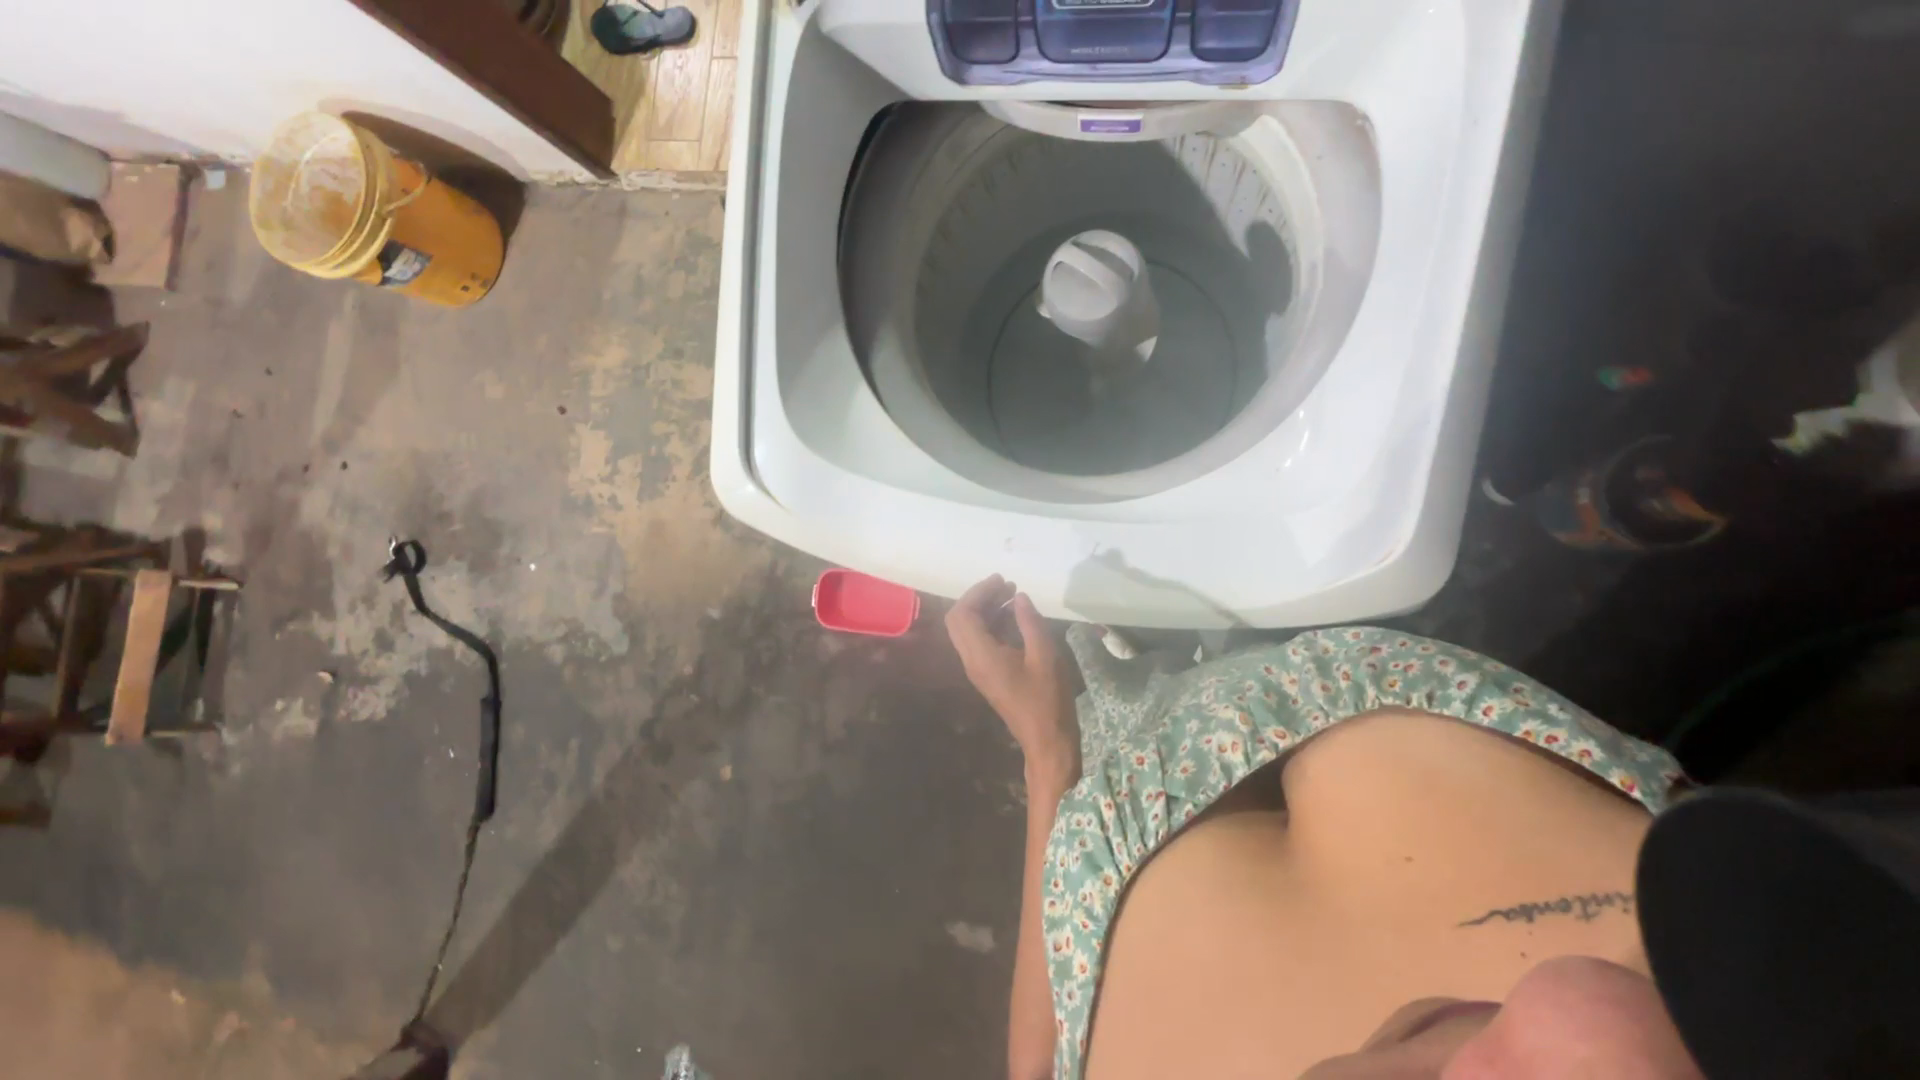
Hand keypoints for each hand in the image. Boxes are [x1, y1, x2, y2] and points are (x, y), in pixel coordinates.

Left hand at [945, 575, 1078, 782]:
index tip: (1002, 580)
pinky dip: (991, 625)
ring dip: (985, 611)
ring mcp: (978, 670)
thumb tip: (1019, 597)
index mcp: (981, 655)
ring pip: (968, 632)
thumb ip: (1030, 622)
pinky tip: (1014, 619)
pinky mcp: (988, 675)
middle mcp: (972, 661)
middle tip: (1006, 586)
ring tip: (1012, 597)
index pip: (962, 614)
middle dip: (979, 598)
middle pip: (959, 621)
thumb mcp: (1045, 655)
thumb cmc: (1047, 698)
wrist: (1046, 740)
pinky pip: (979, 643)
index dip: (978, 592)